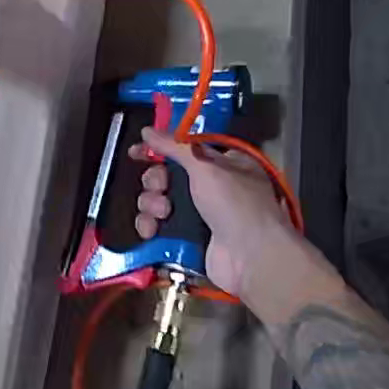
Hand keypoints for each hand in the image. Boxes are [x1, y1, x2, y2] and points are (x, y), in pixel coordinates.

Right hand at [131, 126, 302, 296]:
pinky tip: (151, 230)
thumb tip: (148, 130)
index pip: (182, 150)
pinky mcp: (186, 238)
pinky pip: (157, 227)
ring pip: (157, 201)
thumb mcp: (207, 167)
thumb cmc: (235, 205)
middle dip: (155, 181)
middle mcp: (209, 188)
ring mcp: (197, 215)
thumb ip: (175, 146)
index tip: (138, 152)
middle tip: (160, 187)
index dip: (158, 149)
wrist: (251, 258)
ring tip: (162, 213)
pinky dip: (150, 227)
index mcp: (221, 164)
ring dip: (151, 205)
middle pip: (165, 176)